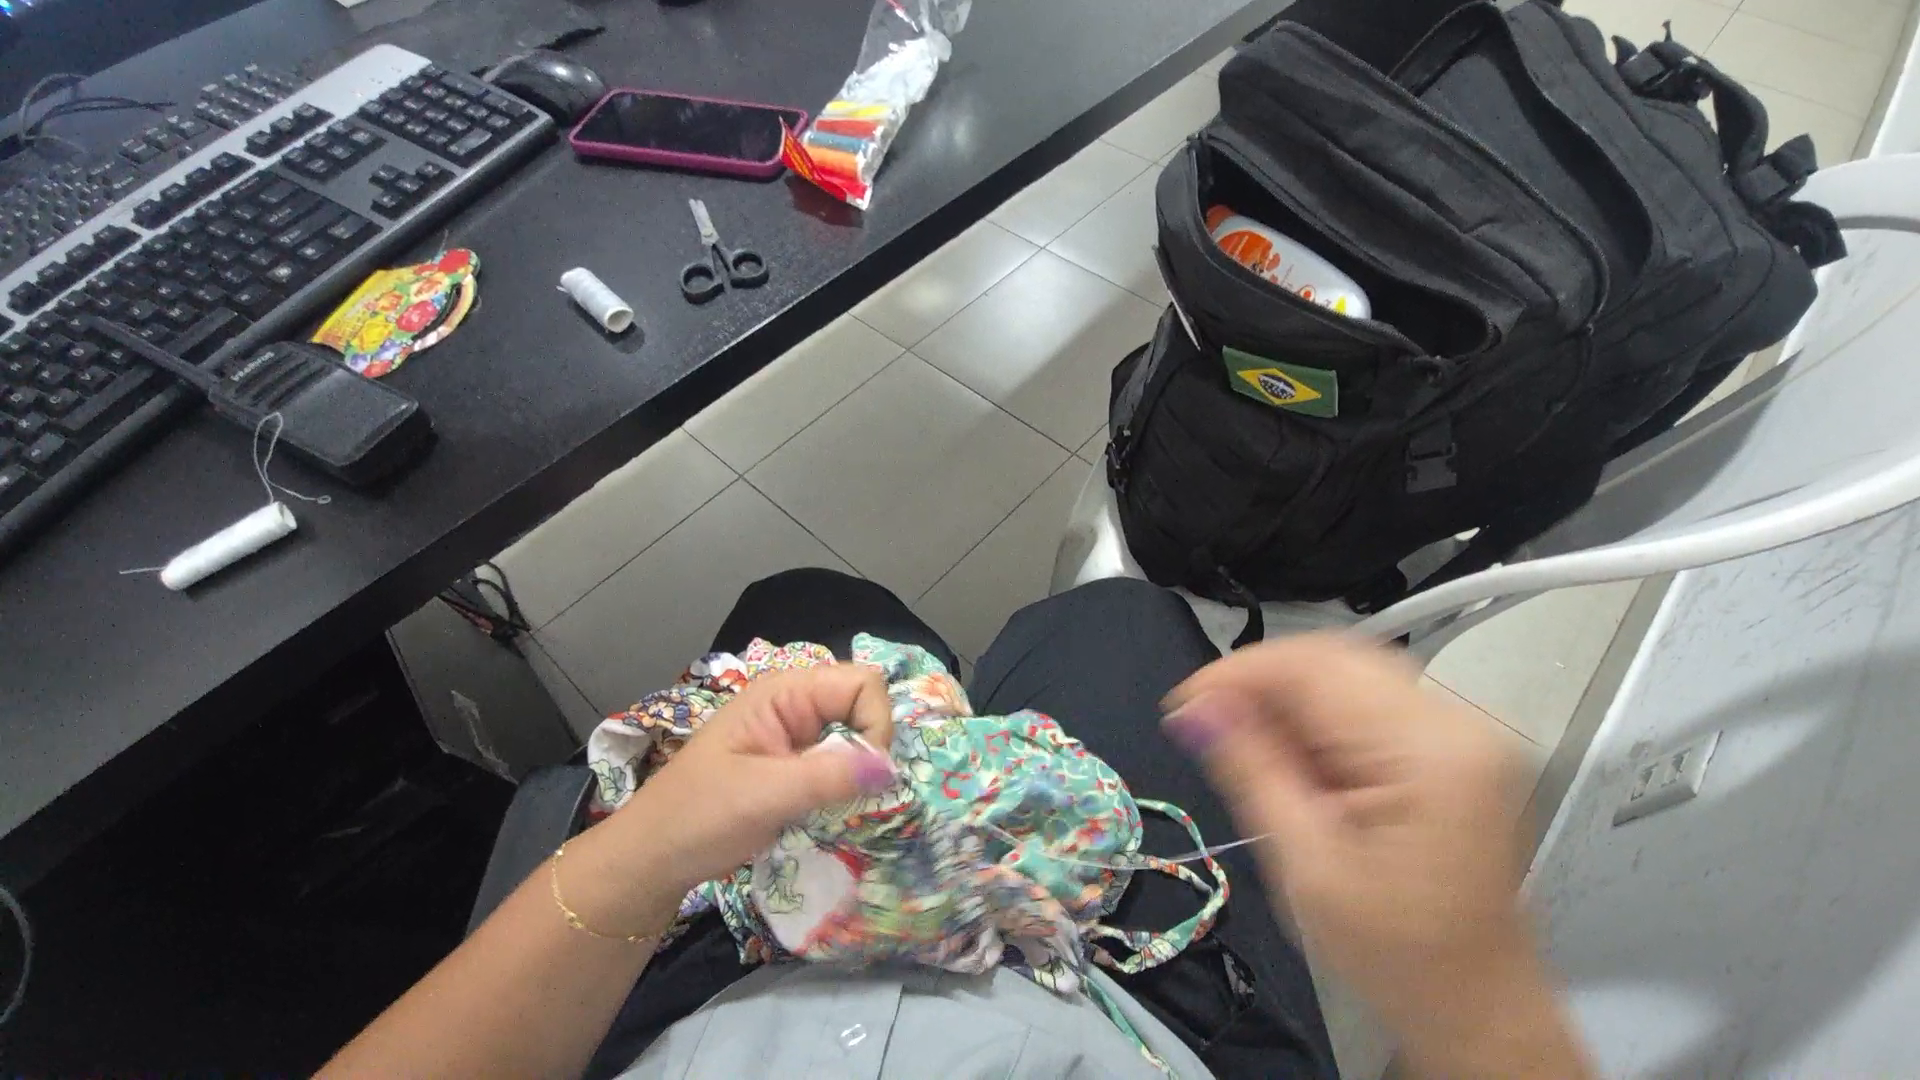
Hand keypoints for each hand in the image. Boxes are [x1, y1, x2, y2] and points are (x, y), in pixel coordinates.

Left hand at [614, 665, 898, 892]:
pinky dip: (848, 783)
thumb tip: (892, 766)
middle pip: (865, 705)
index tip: (865, 773)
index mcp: (786, 692)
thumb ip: (830, 776)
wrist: (653, 858)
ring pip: (857, 735)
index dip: (876, 724)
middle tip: (852, 792)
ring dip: (860, 769)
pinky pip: (843, 760)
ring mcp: (797, 733)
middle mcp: (797, 703)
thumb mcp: (764, 795)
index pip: (863, 683)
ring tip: (840, 804)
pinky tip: (831, 808)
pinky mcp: (797, 763)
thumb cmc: (698, 816)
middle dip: (871, 747)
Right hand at [1163, 635, 1590, 1078]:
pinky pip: (1365, 697)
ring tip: (1244, 741)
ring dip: (1284, 696)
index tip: (1184, 705)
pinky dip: (1314, 712)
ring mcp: (1460, 730)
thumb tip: (1195, 709)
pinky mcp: (1450, 743)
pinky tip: (1291, 752)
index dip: (1238, 674)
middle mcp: (1457, 724)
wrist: (1475, 1005)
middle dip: (1259, 682)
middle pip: (1334, 657)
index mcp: (1430, 754)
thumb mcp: (1305, 863)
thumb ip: (1251, 770)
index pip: (1315, 669)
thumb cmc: (1393, 954)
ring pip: (1346, 669)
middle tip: (1208, 722)